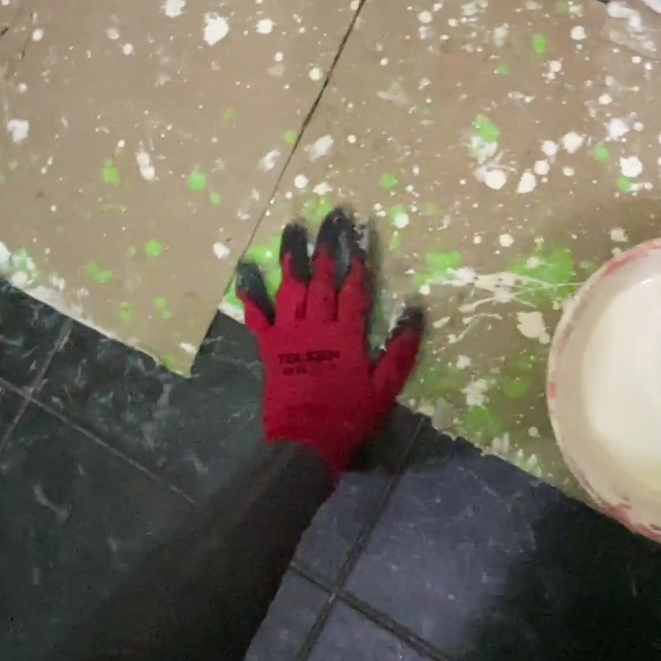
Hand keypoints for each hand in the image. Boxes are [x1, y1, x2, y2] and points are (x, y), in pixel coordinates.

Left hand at [236, 208, 423, 481]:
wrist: (303, 444)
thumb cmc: (348, 416)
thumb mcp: (385, 388)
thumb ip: (401, 350)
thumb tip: (415, 309)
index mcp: (346, 335)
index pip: (355, 287)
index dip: (358, 256)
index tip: (360, 229)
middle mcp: (316, 326)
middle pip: (322, 278)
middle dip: (327, 245)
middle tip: (331, 216)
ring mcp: (289, 334)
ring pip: (290, 286)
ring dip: (291, 255)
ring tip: (294, 226)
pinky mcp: (269, 347)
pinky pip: (257, 314)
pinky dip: (251, 291)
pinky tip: (246, 267)